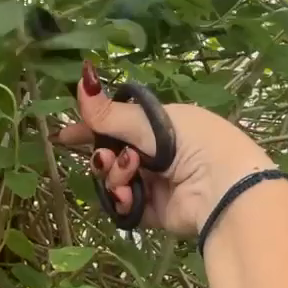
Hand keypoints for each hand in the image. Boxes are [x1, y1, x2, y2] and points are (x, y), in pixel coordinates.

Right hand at [55, 62, 274, 236]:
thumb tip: (82, 77)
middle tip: (107, 158)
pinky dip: (122, 201)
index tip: (64, 137)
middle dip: (103, 156)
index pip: (116, 124)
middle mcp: (157, 154)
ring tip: (129, 178)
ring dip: (114, 177)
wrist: (222, 189)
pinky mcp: (153, 210)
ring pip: (114, 179)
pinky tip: (129, 197)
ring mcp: (155, 183)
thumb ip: (109, 112)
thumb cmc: (193, 144)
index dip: (89, 129)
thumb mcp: (148, 123)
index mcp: (161, 126)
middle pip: (111, 154)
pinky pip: (124, 205)